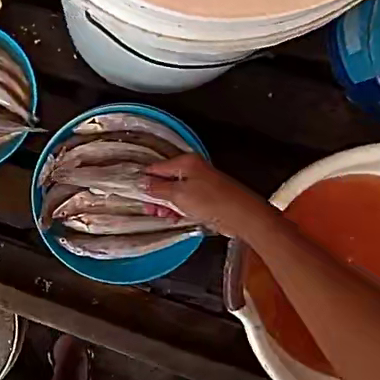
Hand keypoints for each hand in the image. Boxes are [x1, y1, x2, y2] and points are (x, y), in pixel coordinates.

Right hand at [138, 155, 280, 240]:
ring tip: (163, 215)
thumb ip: (157, 188)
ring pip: (173, 192)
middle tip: (150, 208)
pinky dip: (178, 208)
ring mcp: (200, 183)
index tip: (135, 193)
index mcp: (185, 162)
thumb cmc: (213, 202)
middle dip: (155, 195)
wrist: (243, 217)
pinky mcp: (206, 196)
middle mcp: (193, 169)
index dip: (143, 181)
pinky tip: (175, 217)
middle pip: (164, 180)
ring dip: (165, 204)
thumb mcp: (177, 194)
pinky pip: (185, 200)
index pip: (155, 168)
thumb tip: (141, 183)